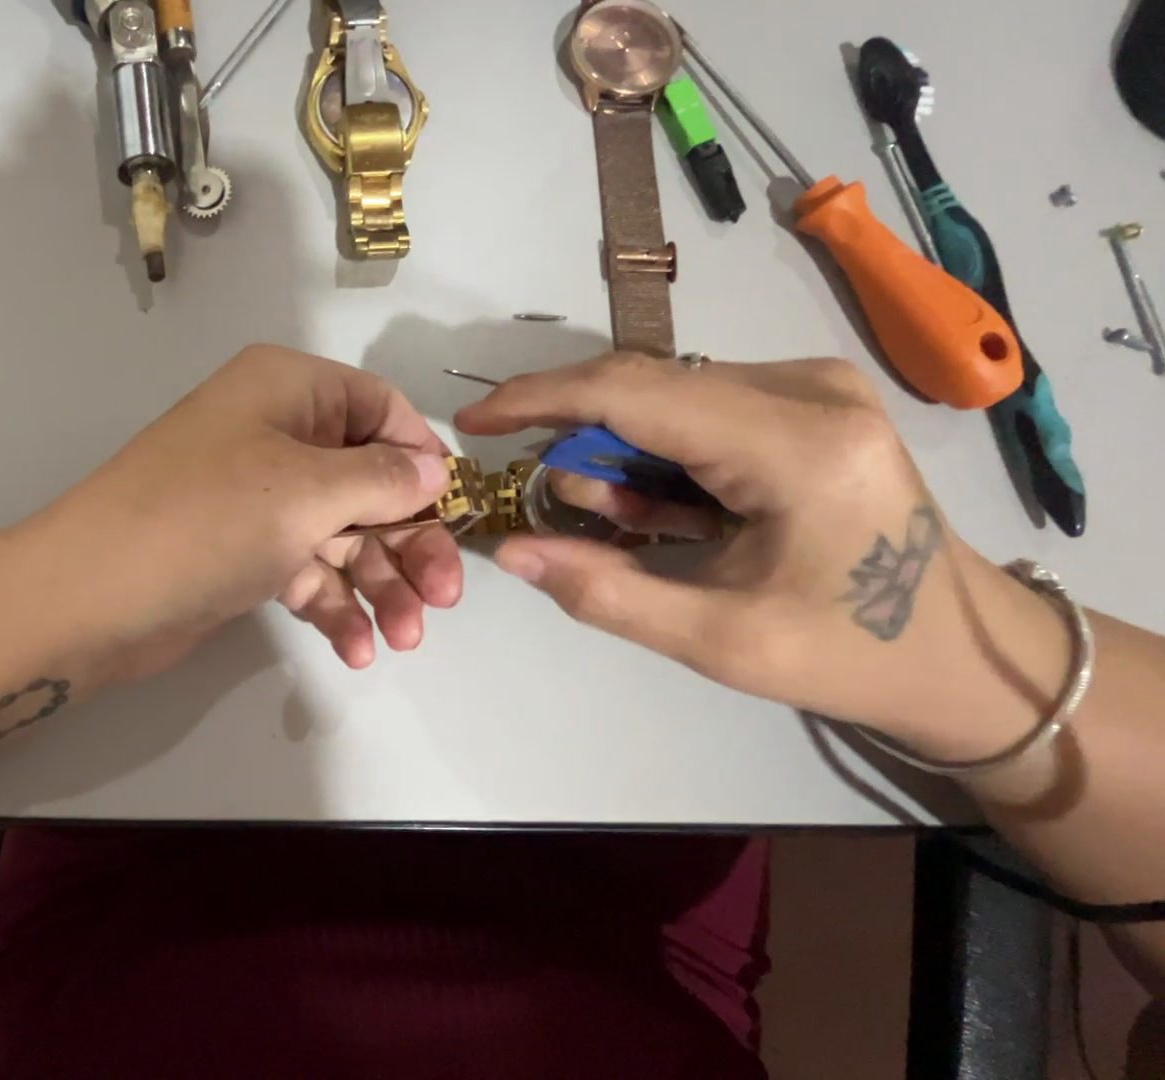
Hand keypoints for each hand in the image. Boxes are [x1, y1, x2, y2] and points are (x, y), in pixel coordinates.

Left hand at [36, 346, 463, 680]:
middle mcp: (274, 435)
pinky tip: (355, 650)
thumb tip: (434, 471)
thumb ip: (383, 479)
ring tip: (405, 638)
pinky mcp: (242, 554)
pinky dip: (333, 606)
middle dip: (407, 542)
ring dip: (378, 586)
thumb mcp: (307, 490)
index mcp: (287, 390)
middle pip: (369, 482)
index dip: (422, 459)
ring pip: (342, 534)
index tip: (454, 513)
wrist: (93, 597)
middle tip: (442, 600)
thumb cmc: (207, 520)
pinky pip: (305, 570)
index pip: (381, 409)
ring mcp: (256, 499)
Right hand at [455, 353, 1068, 758]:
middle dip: (577, 443)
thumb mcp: (715, 641)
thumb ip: (604, 591)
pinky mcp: (807, 399)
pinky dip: (657, 461)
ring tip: (638, 528)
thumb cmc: (848, 651)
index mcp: (796, 444)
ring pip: (661, 400)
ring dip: (621, 461)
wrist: (965, 650)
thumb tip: (508, 551)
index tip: (473, 422)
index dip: (538, 400)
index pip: (633, 392)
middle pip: (641, 389)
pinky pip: (692, 410)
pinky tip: (676, 513)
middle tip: (558, 509)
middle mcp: (807, 389)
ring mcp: (811, 387)